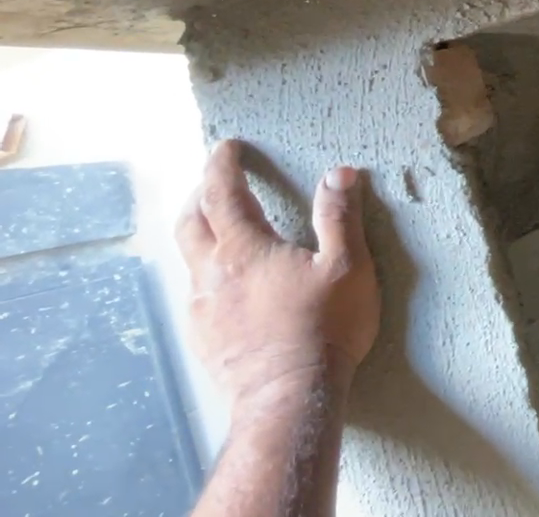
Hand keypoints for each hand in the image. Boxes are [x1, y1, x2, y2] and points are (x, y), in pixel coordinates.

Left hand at [176, 141, 379, 404]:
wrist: (291, 392)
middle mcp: (213, 274)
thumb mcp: (348, 264)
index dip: (223, 168)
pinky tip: (230, 273)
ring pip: (189, 255)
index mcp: (246, 251)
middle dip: (201, 195)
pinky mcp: (204, 332)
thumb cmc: (326, 323)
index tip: (227, 147)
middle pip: (191, 223)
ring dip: (199, 228)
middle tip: (217, 179)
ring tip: (219, 221)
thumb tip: (339, 172)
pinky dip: (208, 263)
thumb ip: (339, 216)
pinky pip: (197, 285)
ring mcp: (203, 306)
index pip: (224, 197)